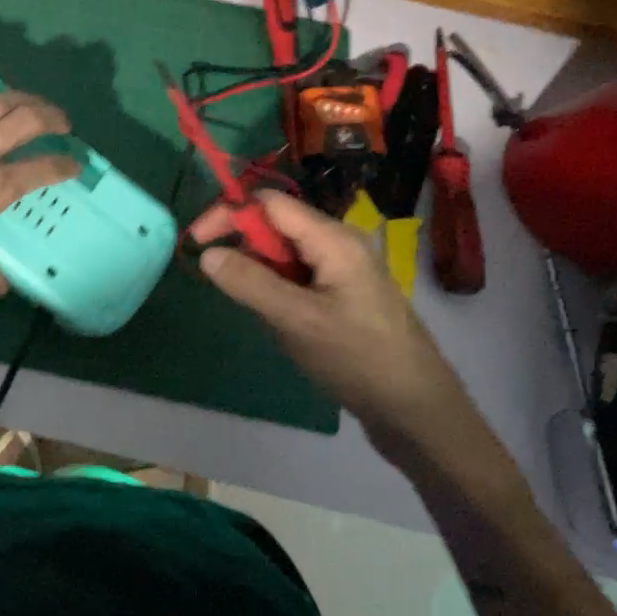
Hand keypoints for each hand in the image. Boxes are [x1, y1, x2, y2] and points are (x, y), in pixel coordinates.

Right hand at [192, 191, 477, 459]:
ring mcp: (345, 269)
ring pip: (285, 252)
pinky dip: (278, 288)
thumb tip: (207, 254)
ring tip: (256, 309)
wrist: (419, 412)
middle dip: (243, 245)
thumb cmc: (360, 360)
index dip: (228, 214)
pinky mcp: (345, 293)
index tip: (197, 244)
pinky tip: (278, 319)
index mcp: (334, 239)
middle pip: (277, 224)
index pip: (269, 203)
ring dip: (260, 271)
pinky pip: (299, 274)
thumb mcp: (297, 321)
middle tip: (220, 281)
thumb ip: (250, 283)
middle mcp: (341, 243)